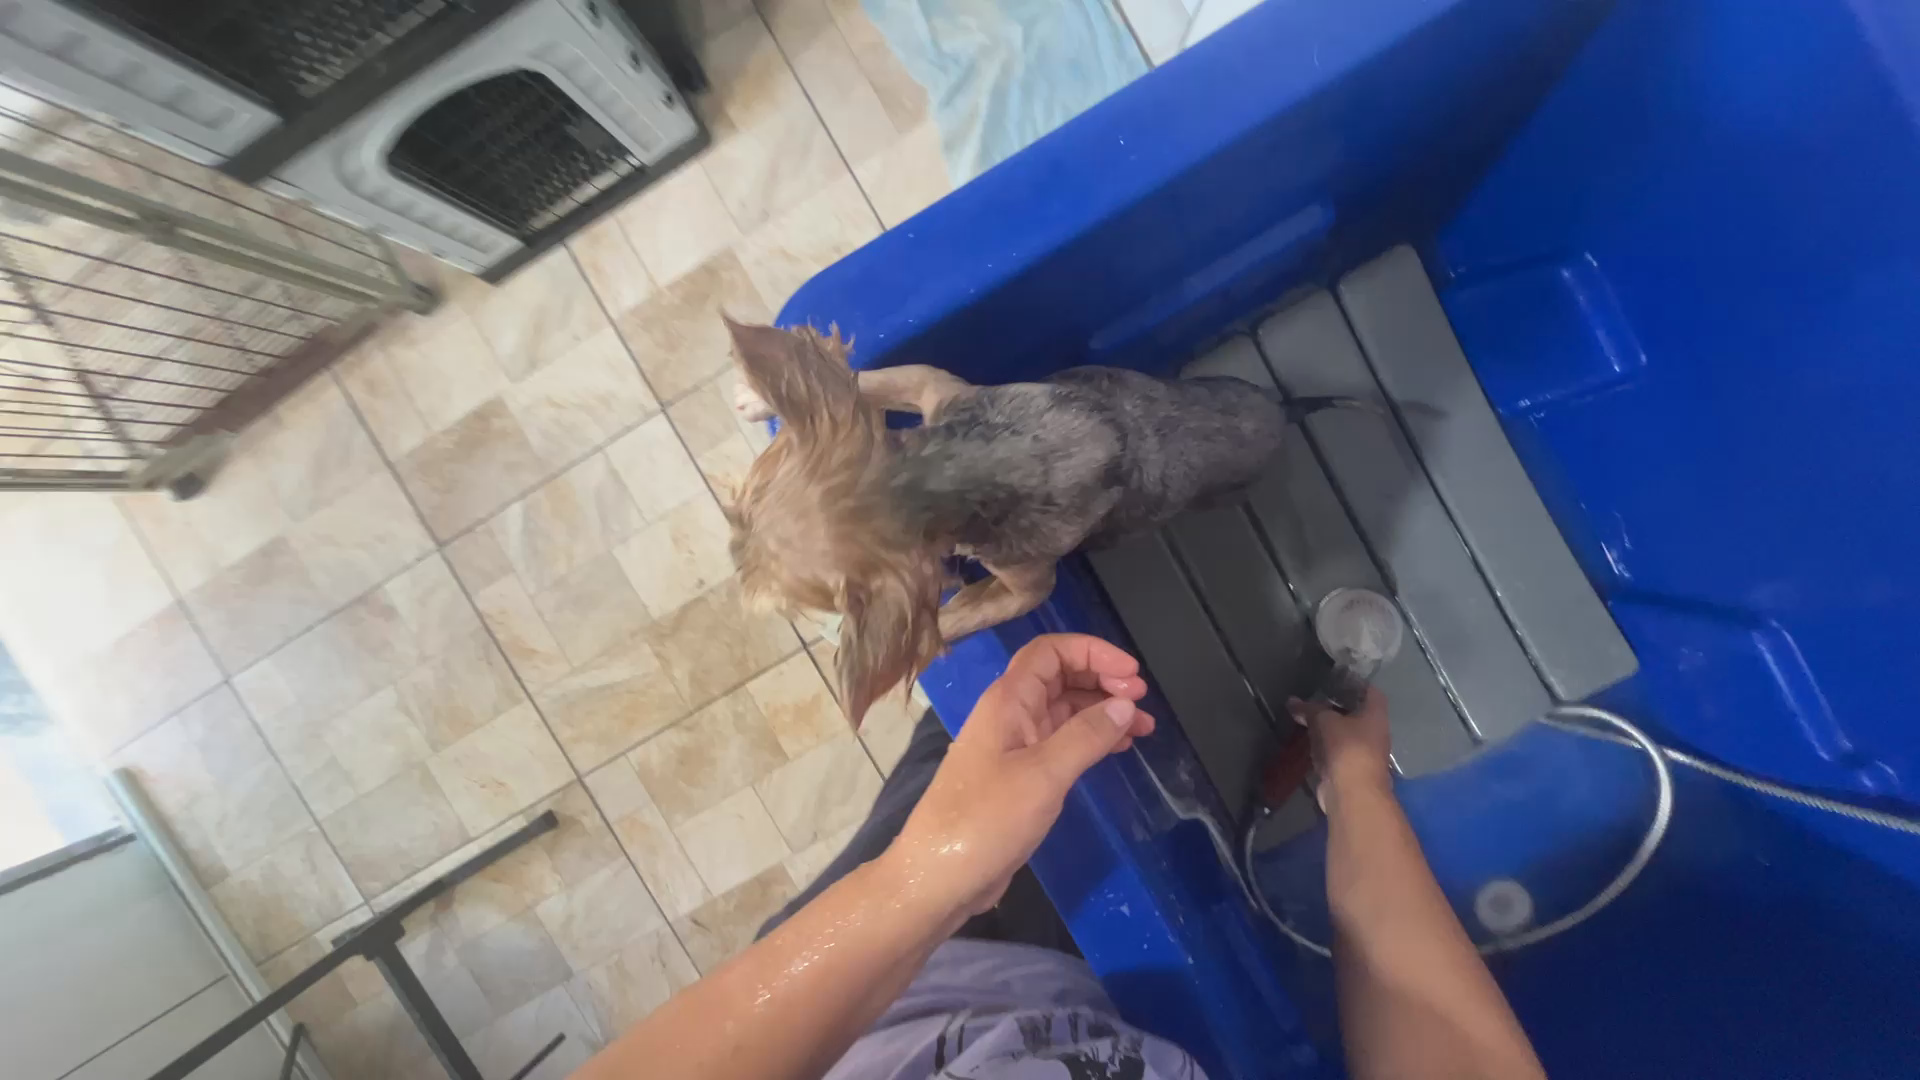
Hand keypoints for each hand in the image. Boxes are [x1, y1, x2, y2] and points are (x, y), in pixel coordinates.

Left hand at [881, 634, 1153, 927]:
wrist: (940, 877)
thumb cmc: (986, 820)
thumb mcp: (1043, 775)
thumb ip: (1086, 735)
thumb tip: (1125, 703)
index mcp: (1008, 700)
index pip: (1050, 651)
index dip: (1092, 652)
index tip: (1133, 675)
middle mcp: (1010, 714)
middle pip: (1060, 676)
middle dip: (1102, 679)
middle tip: (1142, 700)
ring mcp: (1014, 745)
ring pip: (1063, 710)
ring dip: (1101, 711)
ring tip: (1144, 726)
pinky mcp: (1020, 776)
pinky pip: (1061, 741)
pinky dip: (1090, 739)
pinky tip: (1119, 748)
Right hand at [1288, 688, 1392, 808]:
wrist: (1351, 791)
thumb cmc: (1346, 747)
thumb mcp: (1324, 720)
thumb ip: (1309, 708)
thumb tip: (1292, 701)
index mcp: (1375, 716)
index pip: (1371, 692)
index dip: (1355, 682)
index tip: (1336, 677)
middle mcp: (1374, 732)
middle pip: (1356, 713)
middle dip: (1336, 705)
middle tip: (1314, 695)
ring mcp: (1362, 752)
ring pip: (1344, 732)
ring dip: (1327, 726)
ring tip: (1305, 715)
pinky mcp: (1349, 768)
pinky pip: (1334, 750)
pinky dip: (1322, 744)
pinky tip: (1306, 739)